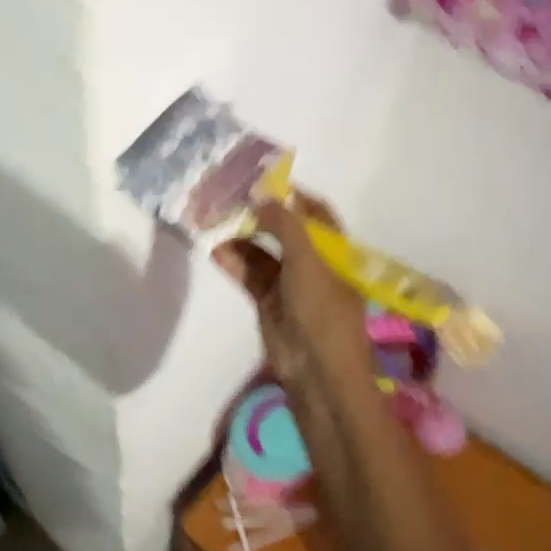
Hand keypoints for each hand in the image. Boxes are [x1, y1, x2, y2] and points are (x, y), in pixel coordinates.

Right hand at [211, 194, 375, 413]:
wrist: (317, 370)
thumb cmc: (322, 311)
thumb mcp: (307, 261)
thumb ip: (284, 225)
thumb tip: (261, 197)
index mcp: (335, 252)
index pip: (316, 213)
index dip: (293, 195)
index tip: (263, 179)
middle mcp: (313, 264)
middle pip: (284, 232)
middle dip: (259, 216)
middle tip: (229, 199)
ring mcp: (289, 285)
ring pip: (263, 254)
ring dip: (242, 240)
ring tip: (215, 225)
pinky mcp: (267, 304)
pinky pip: (250, 276)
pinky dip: (234, 263)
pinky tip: (216, 251)